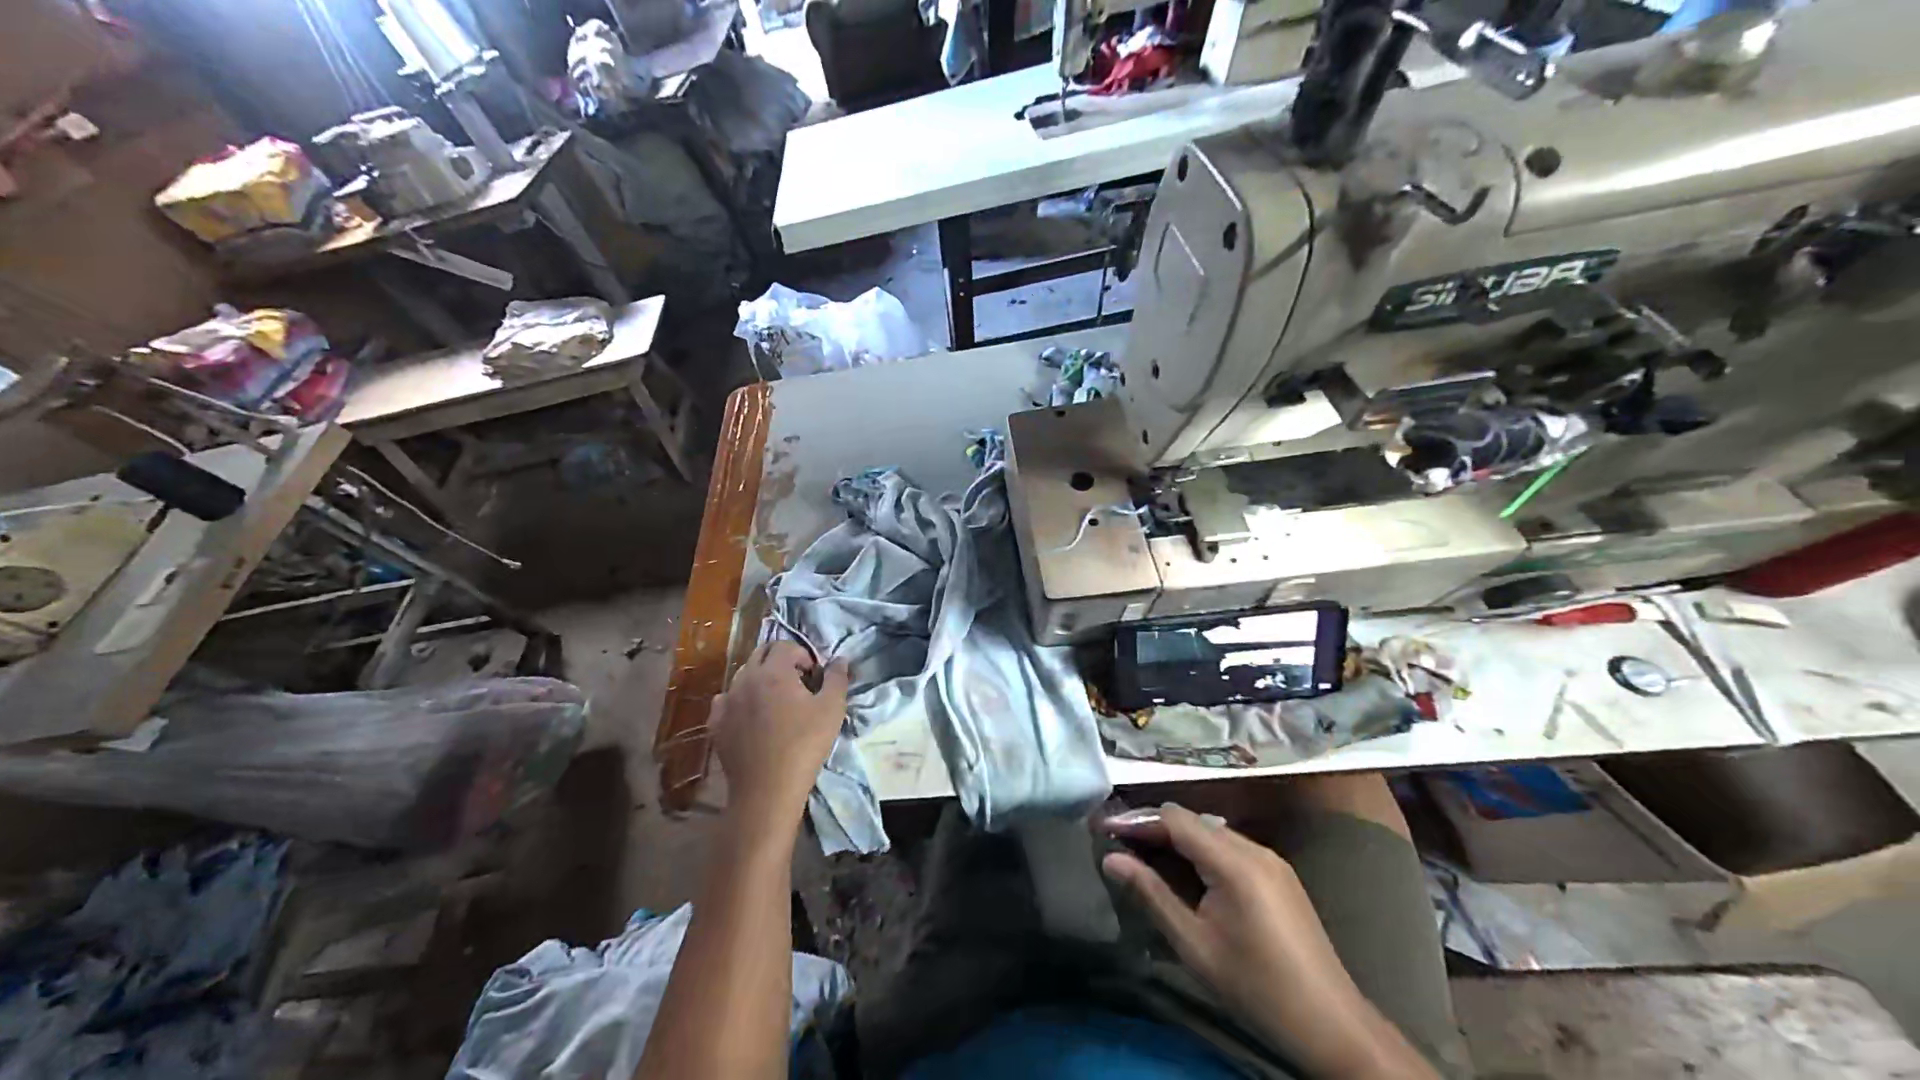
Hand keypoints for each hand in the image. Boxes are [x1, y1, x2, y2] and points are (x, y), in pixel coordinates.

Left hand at [711, 641, 848, 829]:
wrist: (768, 789)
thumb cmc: (805, 745)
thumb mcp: (832, 709)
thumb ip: (837, 678)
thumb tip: (840, 660)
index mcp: (773, 671)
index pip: (785, 645)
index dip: (803, 655)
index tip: (814, 676)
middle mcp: (745, 679)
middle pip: (761, 654)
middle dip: (781, 661)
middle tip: (798, 683)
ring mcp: (727, 701)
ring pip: (742, 676)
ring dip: (760, 678)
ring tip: (776, 701)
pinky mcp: (716, 723)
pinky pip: (726, 700)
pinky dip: (740, 700)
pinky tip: (751, 717)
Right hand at [1104, 805, 1427, 1077]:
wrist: (1330, 1023)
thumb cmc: (1255, 987)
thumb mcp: (1194, 944)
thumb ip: (1152, 894)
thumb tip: (1111, 858)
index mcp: (1234, 862)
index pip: (1174, 819)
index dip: (1136, 820)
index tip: (1103, 828)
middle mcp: (1254, 849)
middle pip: (1191, 820)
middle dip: (1151, 827)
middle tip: (1116, 841)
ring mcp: (1270, 860)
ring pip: (1210, 831)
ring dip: (1175, 838)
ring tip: (1141, 855)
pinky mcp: (1278, 874)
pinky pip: (1228, 846)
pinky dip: (1198, 850)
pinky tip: (1182, 871)